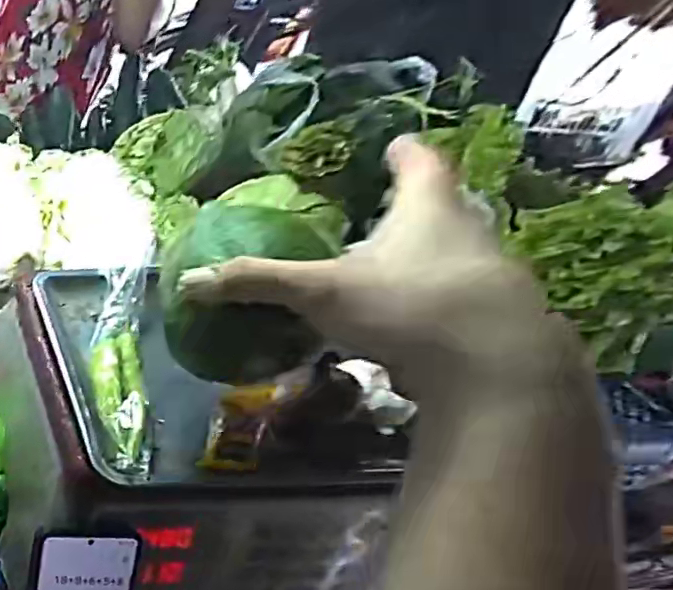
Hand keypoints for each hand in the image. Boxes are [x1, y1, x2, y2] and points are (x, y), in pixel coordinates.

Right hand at [178, 136, 579, 407]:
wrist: (482, 360)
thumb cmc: (405, 304)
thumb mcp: (319, 291)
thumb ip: (256, 283)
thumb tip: (189, 280)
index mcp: (426, 210)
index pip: (419, 165)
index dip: (403, 154)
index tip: (392, 146)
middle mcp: (459, 230)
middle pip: (434, 206)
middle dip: (403, 208)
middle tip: (372, 211)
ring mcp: (469, 273)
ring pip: (435, 252)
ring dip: (404, 256)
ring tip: (367, 266)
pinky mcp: (467, 314)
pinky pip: (430, 294)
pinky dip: (404, 297)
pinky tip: (379, 317)